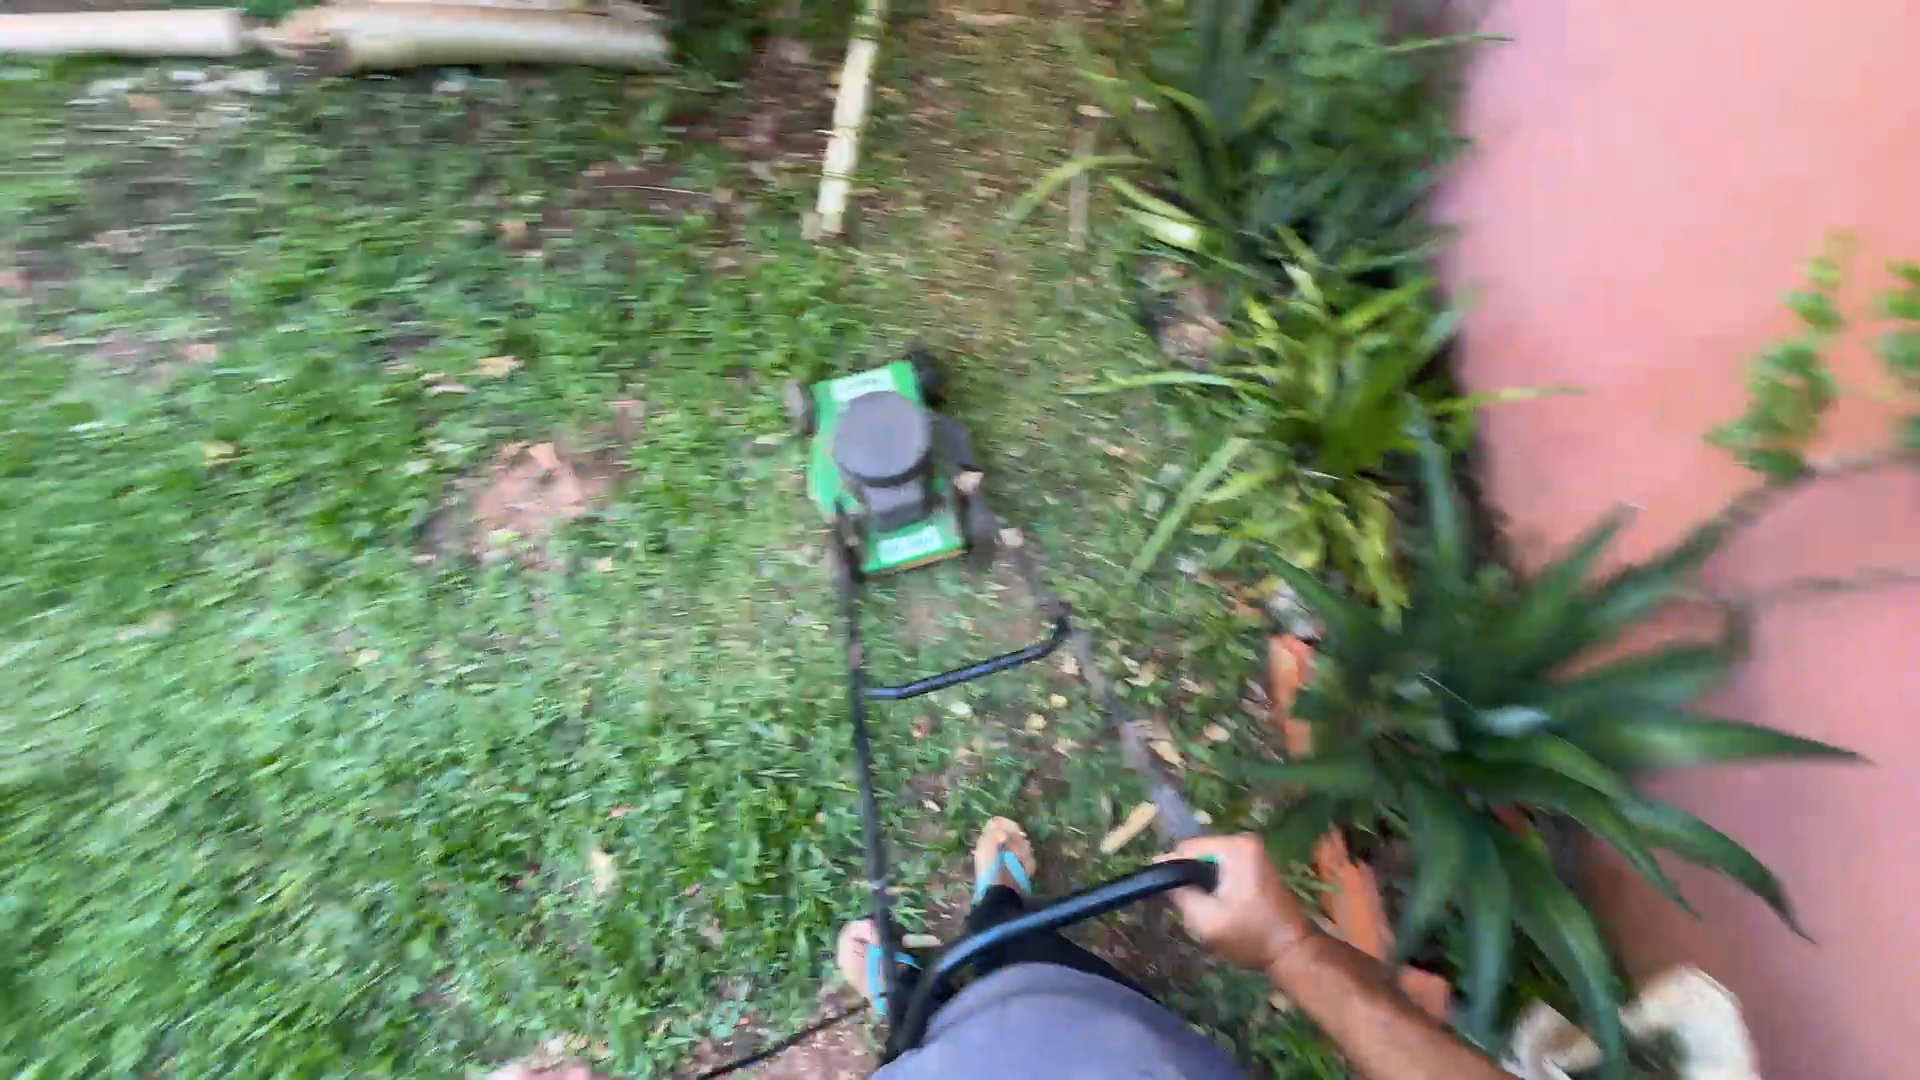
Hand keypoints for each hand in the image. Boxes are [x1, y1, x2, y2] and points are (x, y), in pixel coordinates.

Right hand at [1159, 834, 1312, 971]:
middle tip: (1184, 903)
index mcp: (1235, 848)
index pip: (1187, 848)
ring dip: (1202, 879)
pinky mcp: (1257, 862)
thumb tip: (1163, 878)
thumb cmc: (1251, 936)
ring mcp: (1253, 851)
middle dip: (1189, 875)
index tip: (1163, 891)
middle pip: (1199, 852)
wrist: (1294, 953)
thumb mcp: (1206, 920)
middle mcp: (1245, 841)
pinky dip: (1215, 880)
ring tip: (1200, 904)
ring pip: (1210, 859)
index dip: (1172, 869)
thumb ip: (1179, 894)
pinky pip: (1224, 865)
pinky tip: (1216, 902)